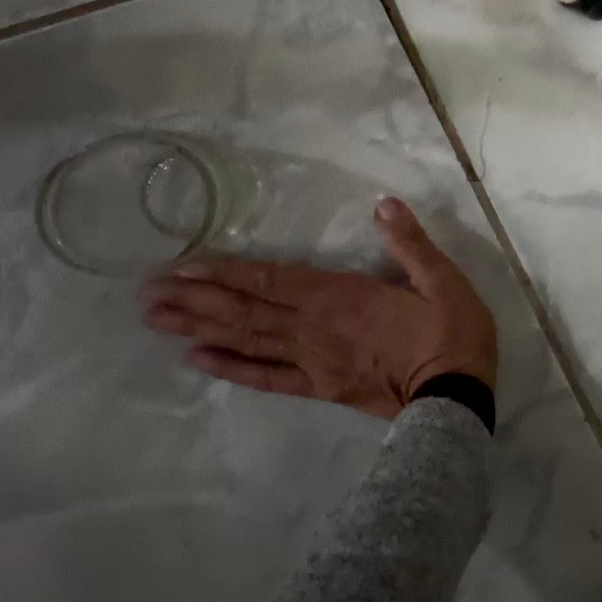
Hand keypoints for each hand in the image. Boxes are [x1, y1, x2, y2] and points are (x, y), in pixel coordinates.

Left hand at [139, 197, 496, 419]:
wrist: (453, 396)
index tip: (184, 264)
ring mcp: (313, 361)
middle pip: (248, 311)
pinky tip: (198, 359)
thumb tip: (383, 205)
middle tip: (147, 291)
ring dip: (200, 328)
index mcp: (344, 297)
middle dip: (197, 298)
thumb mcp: (444, 280)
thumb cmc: (452, 332)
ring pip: (248, 340)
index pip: (276, 281)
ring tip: (156, 318)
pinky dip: (230, 368)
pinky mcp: (319, 388)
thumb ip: (411, 244)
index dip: (229, 272)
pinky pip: (266, 377)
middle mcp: (316, 327)